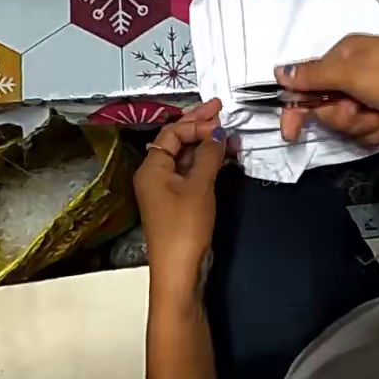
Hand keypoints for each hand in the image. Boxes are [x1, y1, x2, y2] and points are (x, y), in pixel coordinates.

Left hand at [133, 99, 227, 287]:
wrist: (180, 270)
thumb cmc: (185, 227)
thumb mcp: (199, 186)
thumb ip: (209, 155)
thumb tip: (218, 133)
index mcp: (151, 167)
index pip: (172, 133)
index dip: (196, 122)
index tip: (220, 118)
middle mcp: (155, 175)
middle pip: (176, 141)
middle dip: (198, 125)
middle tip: (220, 108)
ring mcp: (166, 189)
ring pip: (185, 156)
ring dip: (205, 143)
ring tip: (227, 132)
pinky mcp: (179, 202)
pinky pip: (190, 172)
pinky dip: (205, 161)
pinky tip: (222, 155)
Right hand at [277, 35, 378, 144]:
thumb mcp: (352, 72)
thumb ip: (312, 76)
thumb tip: (279, 71)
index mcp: (344, 55)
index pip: (306, 83)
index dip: (296, 107)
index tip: (290, 130)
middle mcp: (355, 75)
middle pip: (324, 108)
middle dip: (340, 117)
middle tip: (358, 111)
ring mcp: (371, 97)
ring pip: (344, 124)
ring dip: (360, 125)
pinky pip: (364, 133)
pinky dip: (375, 132)